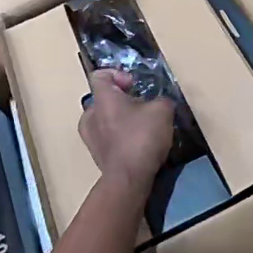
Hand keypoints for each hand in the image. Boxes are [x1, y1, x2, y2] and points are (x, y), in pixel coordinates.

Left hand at [78, 68, 174, 189]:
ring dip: (120, 119)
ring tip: (140, 128)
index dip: (117, 75)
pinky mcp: (96, 155)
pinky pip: (107, 137)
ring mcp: (90, 137)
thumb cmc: (142, 137)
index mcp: (102, 98)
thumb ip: (162, 101)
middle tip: (142, 108)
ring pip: (104, 119)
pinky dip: (119, 136)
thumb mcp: (163, 111)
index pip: (100, 75)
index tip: (134, 85)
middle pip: (104, 98)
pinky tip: (136, 145)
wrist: (129, 178)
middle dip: (123, 100)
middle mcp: (90, 114)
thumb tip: (160, 104)